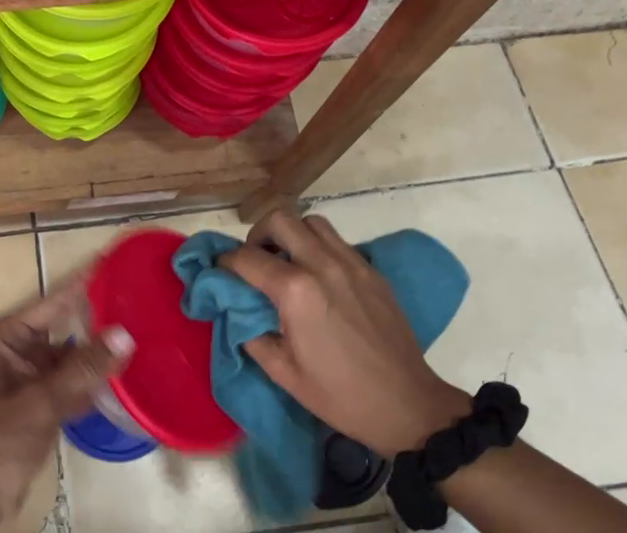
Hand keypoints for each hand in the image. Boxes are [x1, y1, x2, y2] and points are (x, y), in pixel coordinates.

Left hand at [0, 274, 133, 532]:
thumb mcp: (38, 404)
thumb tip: (125, 335)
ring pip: (73, 359)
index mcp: (5, 337)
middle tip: (145, 305)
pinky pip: (73, 386)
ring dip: (101, 355)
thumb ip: (82, 370)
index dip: (85, 284)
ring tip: (146, 336)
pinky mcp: (39, 407)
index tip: (118, 263)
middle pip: (66, 329)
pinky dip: (95, 385)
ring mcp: (29, 380)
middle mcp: (16, 351)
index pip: (54, 301)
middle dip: (100, 321)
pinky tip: (127, 379)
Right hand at [222, 209, 469, 455]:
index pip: (247, 258)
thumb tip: (235, 309)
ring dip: (291, 234)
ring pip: (311, 222)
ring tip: (287, 262)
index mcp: (296, 291)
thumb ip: (251, 333)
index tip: (219, 271)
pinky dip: (319, 247)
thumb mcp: (283, 372)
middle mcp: (322, 265)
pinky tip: (319, 277)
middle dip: (258, 235)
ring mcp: (352, 264)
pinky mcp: (372, 271)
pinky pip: (337, 241)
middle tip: (255, 261)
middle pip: (279, 220)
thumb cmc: (340, 396)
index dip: (225, 262)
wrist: (407, 406)